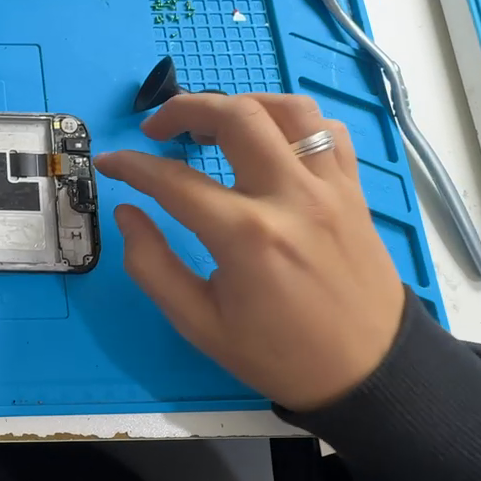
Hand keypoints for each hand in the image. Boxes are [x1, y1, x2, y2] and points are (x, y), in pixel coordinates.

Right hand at [93, 93, 405, 410]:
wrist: (370, 375)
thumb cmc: (278, 354)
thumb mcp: (198, 323)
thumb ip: (151, 264)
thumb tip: (127, 213)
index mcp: (247, 236)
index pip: (173, 179)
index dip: (131, 166)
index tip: (110, 163)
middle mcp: (291, 198)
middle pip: (236, 117)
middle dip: (183, 108)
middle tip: (155, 128)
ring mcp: (330, 189)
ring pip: (288, 110)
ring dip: (241, 105)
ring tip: (212, 123)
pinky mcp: (353, 192)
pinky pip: (327, 131)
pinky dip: (291, 122)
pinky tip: (267, 140)